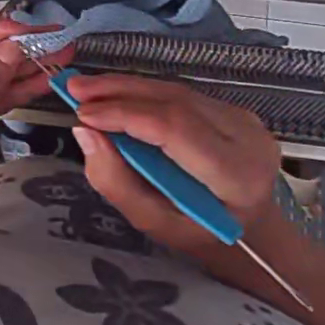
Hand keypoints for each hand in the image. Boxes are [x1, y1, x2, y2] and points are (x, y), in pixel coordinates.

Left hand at [0, 15, 70, 220]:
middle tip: (55, 40)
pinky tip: (46, 80)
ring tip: (60, 56)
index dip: (1, 27)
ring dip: (30, 64)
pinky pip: (3, 92)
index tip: (29, 33)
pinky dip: (24, 87)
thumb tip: (12, 48)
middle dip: (24, 44)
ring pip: (1, 70)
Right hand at [66, 74, 281, 257]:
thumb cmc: (201, 236)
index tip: (83, 114)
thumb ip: (117, 182)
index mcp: (236, 174)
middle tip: (73, 89)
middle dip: (119, 91)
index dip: (125, 115)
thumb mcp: (155, 224)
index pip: (175, 128)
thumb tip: (85, 134)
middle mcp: (246, 136)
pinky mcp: (231, 109)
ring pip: (174, 91)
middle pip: (174, 100)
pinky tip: (113, 94)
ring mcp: (242, 118)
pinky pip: (179, 94)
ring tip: (85, 89)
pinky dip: (142, 93)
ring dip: (126, 87)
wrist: (251, 234)